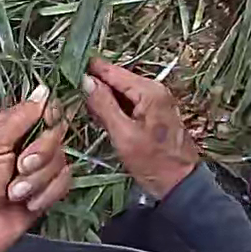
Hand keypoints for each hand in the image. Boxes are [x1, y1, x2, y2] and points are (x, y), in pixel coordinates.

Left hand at [0, 87, 71, 251]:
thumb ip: (20, 116)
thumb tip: (44, 90)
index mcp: (9, 125)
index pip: (44, 109)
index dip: (47, 118)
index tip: (41, 128)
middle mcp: (26, 143)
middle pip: (57, 134)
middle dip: (39, 154)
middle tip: (18, 167)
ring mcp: (38, 168)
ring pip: (61, 159)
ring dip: (38, 180)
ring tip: (14, 192)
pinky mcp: (47, 190)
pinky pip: (64, 182)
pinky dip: (46, 194)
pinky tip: (27, 203)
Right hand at [81, 56, 199, 199]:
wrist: (181, 184)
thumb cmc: (153, 162)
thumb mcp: (123, 134)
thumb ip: (104, 105)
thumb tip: (86, 80)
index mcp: (149, 91)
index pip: (114, 72)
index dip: (92, 69)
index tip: (70, 67)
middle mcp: (155, 90)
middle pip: (118, 80)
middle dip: (96, 84)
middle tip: (71, 90)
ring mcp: (156, 101)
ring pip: (122, 92)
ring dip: (104, 97)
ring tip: (81, 103)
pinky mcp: (154, 113)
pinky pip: (129, 102)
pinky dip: (114, 107)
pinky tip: (100, 116)